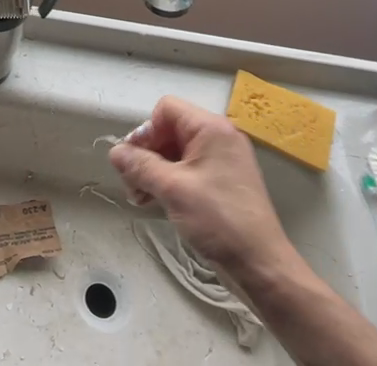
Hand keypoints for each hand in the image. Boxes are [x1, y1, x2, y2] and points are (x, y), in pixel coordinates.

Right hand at [108, 97, 297, 280]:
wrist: (261, 265)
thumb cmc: (218, 220)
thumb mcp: (172, 189)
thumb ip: (140, 165)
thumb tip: (115, 151)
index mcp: (211, 129)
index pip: (166, 110)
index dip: (146, 131)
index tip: (135, 161)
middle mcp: (219, 138)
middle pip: (169, 130)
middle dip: (146, 154)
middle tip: (132, 184)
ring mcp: (223, 161)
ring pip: (176, 152)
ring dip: (154, 171)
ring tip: (140, 197)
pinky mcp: (223, 183)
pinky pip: (189, 170)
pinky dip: (170, 181)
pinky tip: (157, 202)